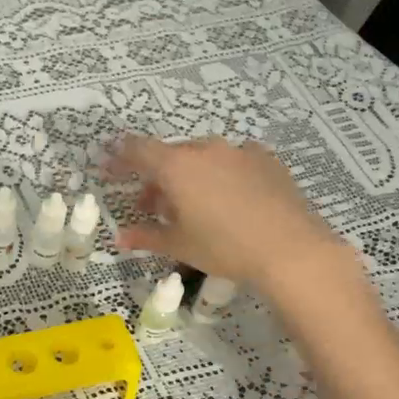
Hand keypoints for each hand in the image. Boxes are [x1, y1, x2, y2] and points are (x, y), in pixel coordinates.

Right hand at [105, 135, 354, 291]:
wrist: (290, 248)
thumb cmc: (224, 247)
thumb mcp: (179, 246)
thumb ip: (146, 236)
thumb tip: (119, 237)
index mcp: (177, 167)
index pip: (138, 150)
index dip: (120, 157)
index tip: (108, 168)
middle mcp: (205, 150)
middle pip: (171, 155)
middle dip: (157, 177)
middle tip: (152, 206)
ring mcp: (239, 151)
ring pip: (202, 157)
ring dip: (189, 176)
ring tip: (192, 205)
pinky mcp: (266, 160)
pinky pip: (233, 162)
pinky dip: (221, 175)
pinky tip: (228, 199)